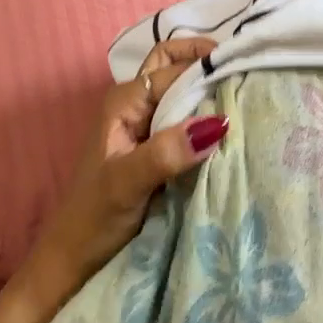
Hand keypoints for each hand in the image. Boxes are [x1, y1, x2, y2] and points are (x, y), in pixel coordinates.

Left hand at [26, 38, 230, 287]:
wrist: (73, 261)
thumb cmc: (93, 219)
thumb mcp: (128, 183)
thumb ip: (167, 151)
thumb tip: (217, 123)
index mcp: (124, 100)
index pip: (175, 69)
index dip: (208, 68)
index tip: (247, 74)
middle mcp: (136, 103)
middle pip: (175, 64)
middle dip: (207, 62)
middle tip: (248, 72)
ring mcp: (146, 124)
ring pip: (181, 90)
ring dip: (208, 88)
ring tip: (245, 92)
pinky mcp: (157, 146)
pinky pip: (186, 118)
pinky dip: (206, 114)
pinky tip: (231, 124)